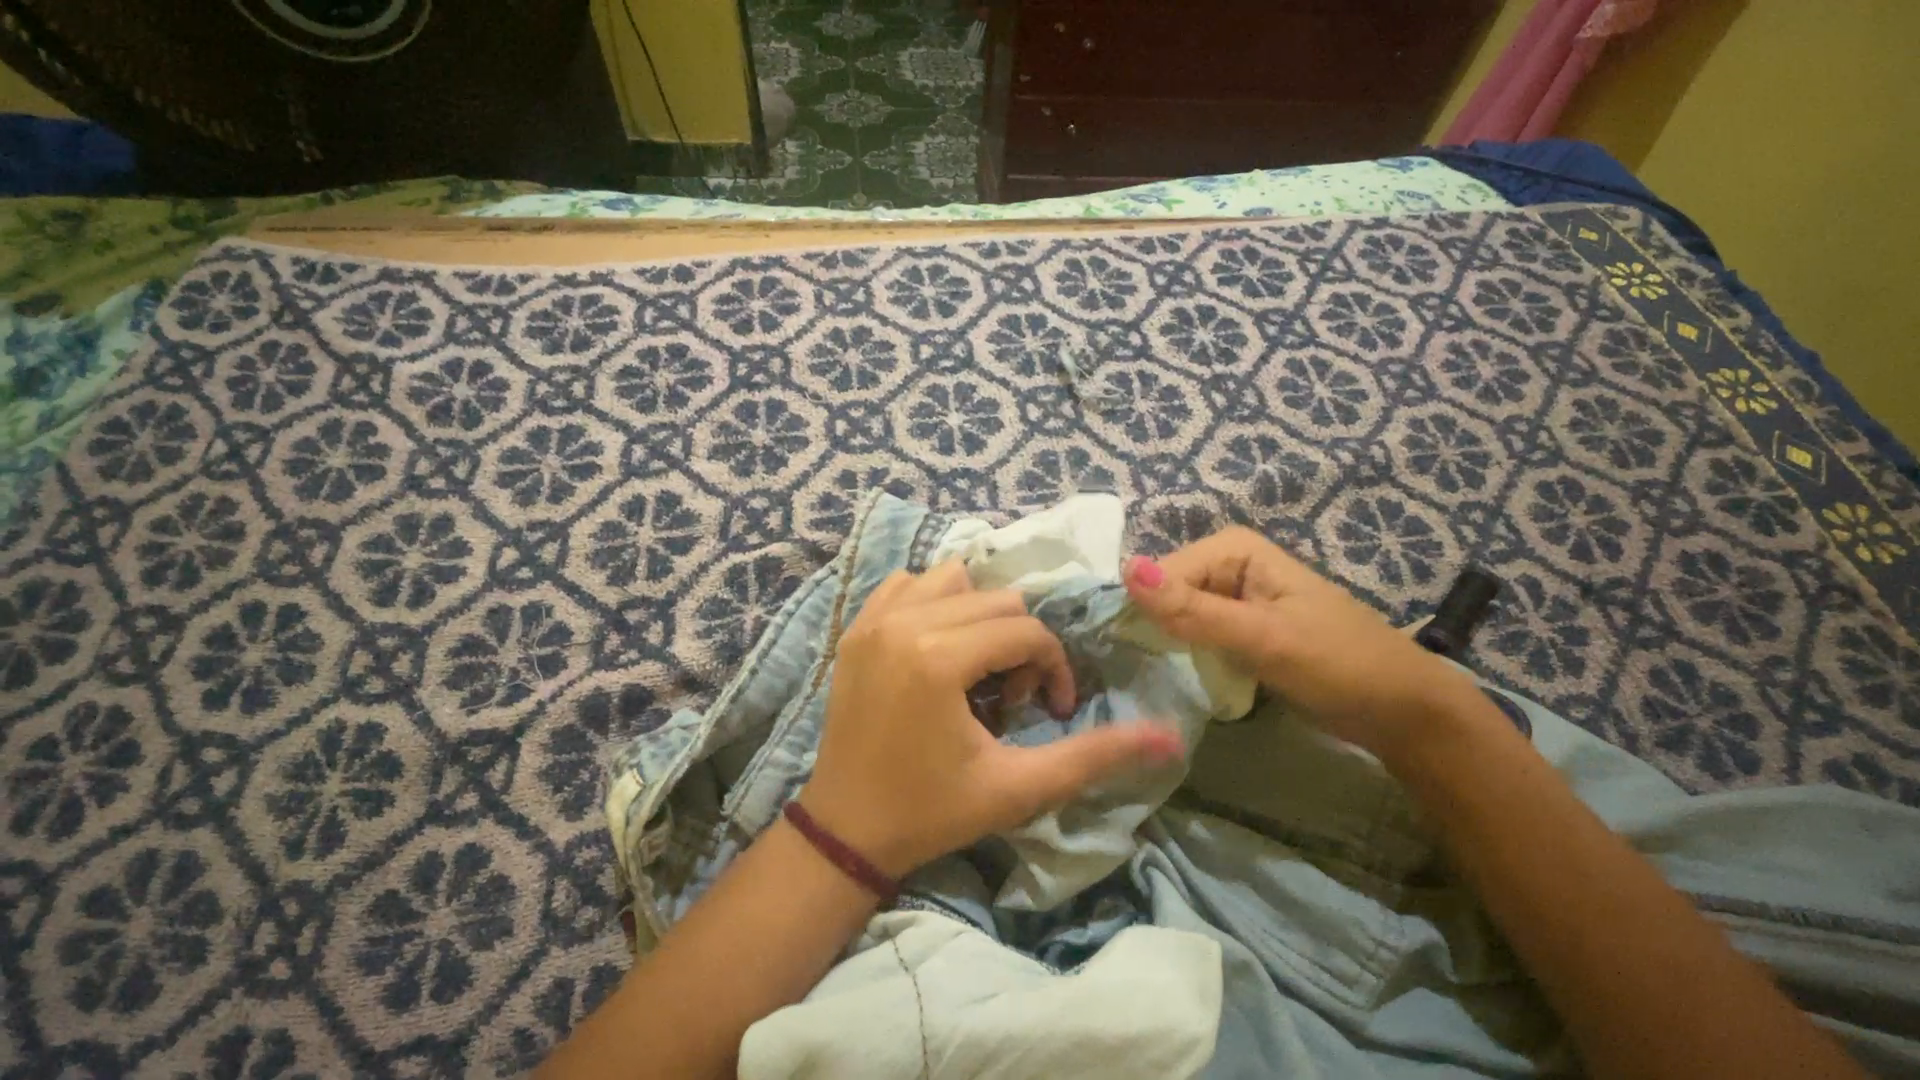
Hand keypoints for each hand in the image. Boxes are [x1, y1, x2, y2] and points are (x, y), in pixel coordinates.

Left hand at [800, 561, 1183, 877]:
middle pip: (997, 600)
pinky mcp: (855, 629)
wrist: (846, 832)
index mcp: (938, 657)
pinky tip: (939, 650)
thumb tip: (1171, 737)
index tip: (1052, 712)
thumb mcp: (1019, 788)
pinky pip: (906, 585)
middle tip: (1012, 700)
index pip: (1027, 631)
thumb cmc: (933, 813)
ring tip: (977, 670)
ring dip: (981, 617)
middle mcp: (902, 622)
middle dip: (1020, 646)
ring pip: (953, 579)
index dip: (1053, 669)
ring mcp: (871, 620)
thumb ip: (1095, 756)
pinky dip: (934, 604)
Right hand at [1123, 526, 1483, 763]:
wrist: (1403, 711)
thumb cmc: (1339, 667)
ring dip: (1168, 645)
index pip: (1159, 574)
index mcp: (1235, 549)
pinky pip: (1198, 635)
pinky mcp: (1244, 630)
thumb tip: (1124, 570)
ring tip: (1157, 676)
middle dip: (1155, 628)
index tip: (1130, 656)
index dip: (1143, 613)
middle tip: (1144, 671)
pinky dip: (1189, 656)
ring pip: (1178, 616)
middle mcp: (1231, 565)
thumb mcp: (1262, 638)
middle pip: (1166, 593)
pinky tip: (1184, 676)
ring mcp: (1238, 598)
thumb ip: (1193, 610)